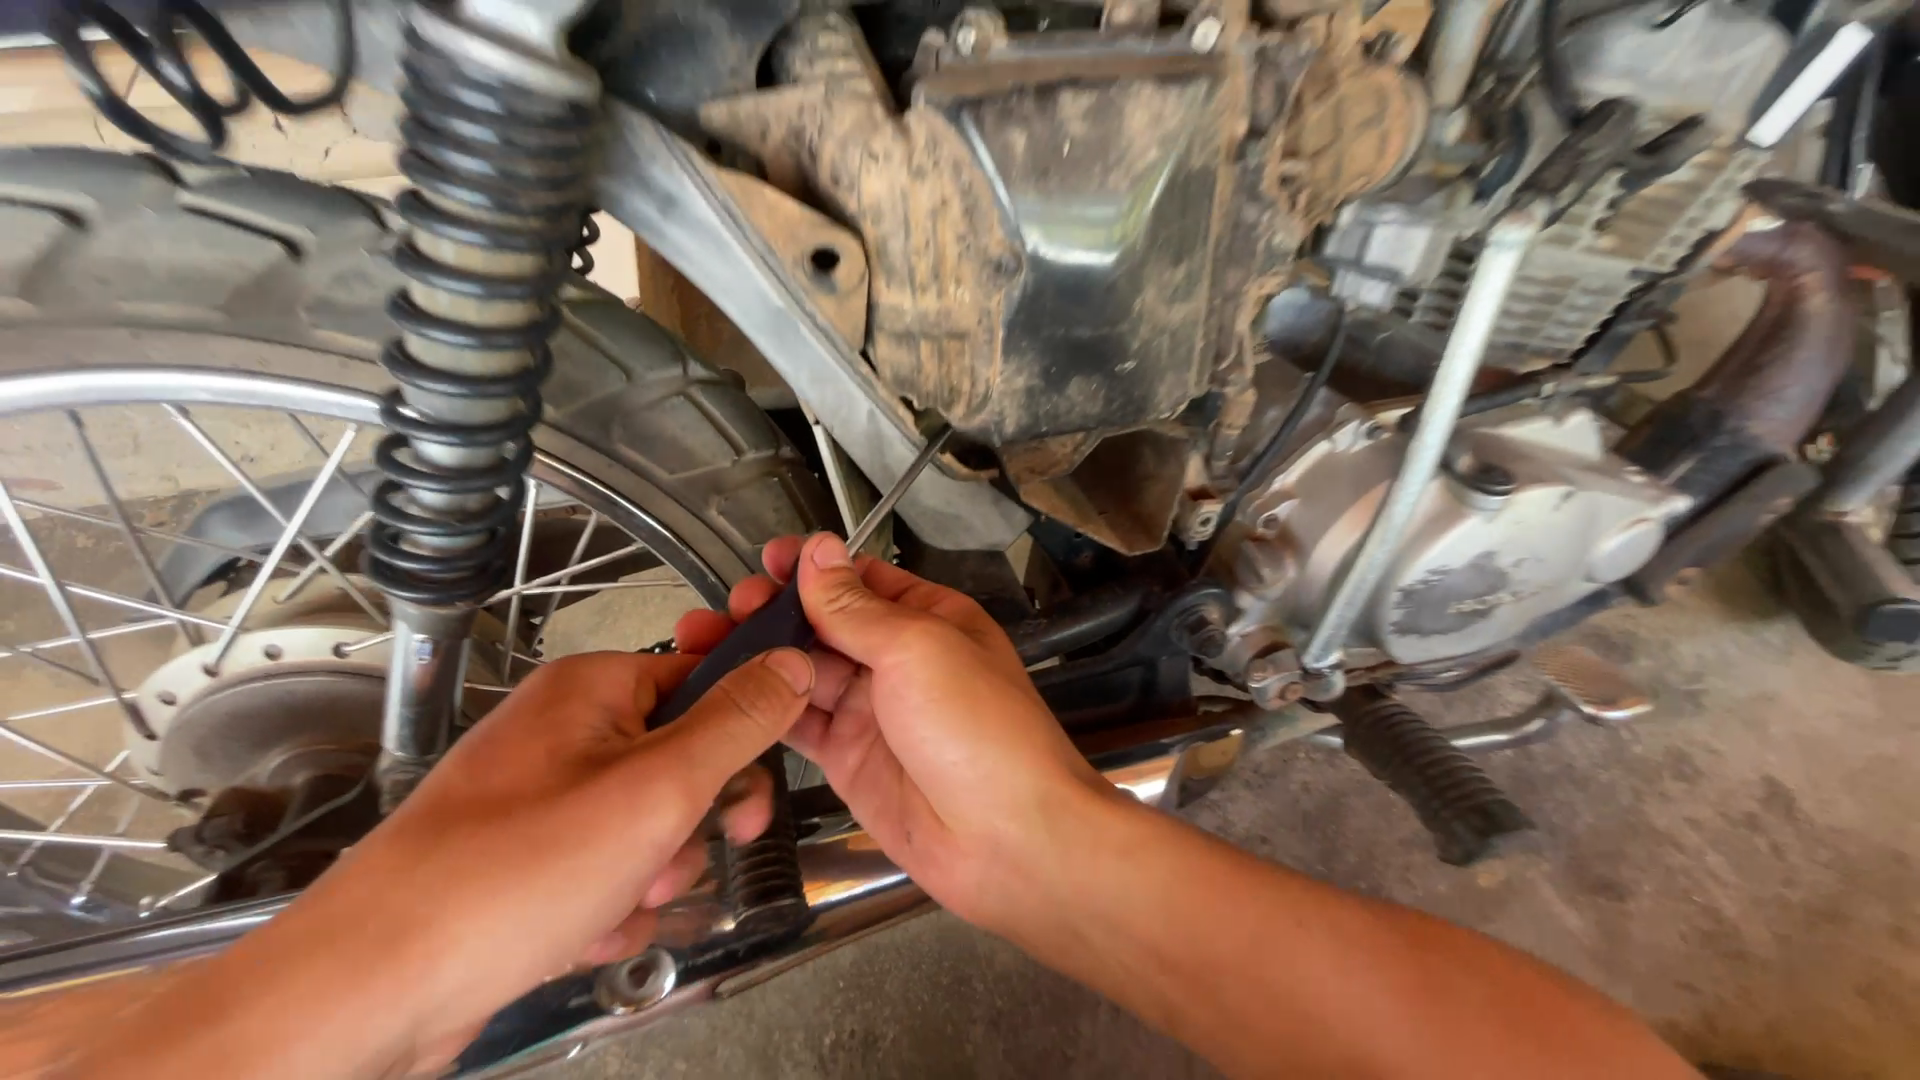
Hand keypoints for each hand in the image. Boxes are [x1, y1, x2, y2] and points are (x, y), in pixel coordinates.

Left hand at [77, 647, 814, 1078]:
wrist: (365, 994)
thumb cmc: (521, 872)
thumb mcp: (658, 788)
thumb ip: (738, 721)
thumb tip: (795, 658)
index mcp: (594, 687)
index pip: (705, 683)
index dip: (741, 739)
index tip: (752, 800)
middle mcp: (565, 730)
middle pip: (680, 760)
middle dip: (689, 824)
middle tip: (676, 862)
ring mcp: (539, 796)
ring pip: (647, 822)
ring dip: (651, 871)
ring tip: (614, 908)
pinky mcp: (523, 856)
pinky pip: (605, 864)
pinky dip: (611, 902)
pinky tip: (584, 934)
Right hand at [675, 534, 1120, 933]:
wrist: (1006, 841)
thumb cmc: (978, 728)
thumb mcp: (917, 649)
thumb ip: (856, 606)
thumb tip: (817, 550)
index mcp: (929, 619)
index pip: (861, 580)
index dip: (813, 568)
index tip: (766, 559)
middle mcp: (898, 660)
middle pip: (825, 624)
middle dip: (776, 612)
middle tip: (728, 608)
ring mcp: (871, 711)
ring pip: (804, 671)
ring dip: (760, 657)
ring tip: (707, 642)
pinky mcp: (848, 758)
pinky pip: (799, 723)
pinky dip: (765, 707)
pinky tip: (727, 693)